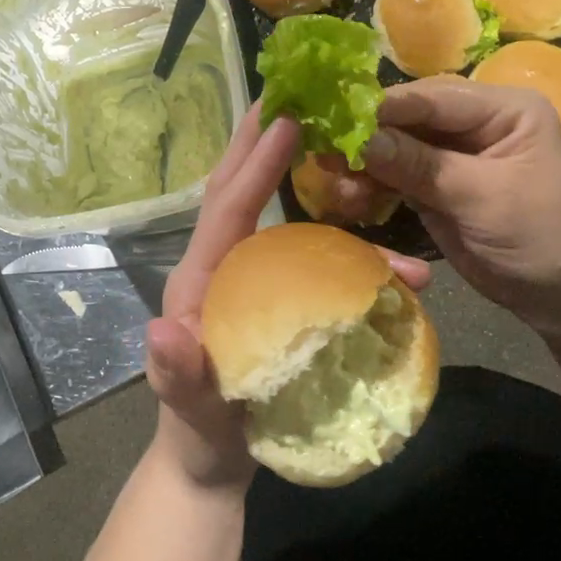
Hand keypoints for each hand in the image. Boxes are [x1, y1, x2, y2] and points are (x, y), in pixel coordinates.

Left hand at [148, 103, 433, 489]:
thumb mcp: (187, 410)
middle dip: (262, 145)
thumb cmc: (196, 432)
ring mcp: (251, 282)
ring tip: (373, 181)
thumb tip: (163, 329)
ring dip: (326, 200)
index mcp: (200, 278)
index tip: (282, 120)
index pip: (225, 209)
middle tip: (295, 96)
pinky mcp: (277, 301)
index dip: (252, 165)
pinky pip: (312, 262)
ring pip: (286, 224)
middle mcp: (223, 267)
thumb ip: (177, 377)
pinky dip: (353, 256)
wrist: (209, 464)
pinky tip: (397, 268)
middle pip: (241, 192)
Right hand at [337, 77, 560, 337]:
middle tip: (324, 148)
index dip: (383, 106)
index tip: (335, 115)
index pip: (433, 97)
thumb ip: (419, 164)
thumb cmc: (543, 239)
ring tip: (331, 177)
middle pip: (407, 116)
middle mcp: (475, 122)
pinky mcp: (437, 183)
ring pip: (394, 144)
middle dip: (367, 134)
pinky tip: (347, 195)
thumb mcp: (483, 198)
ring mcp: (454, 153)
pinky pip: (394, 172)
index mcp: (503, 109)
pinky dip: (371, 183)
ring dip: (363, 161)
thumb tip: (358, 138)